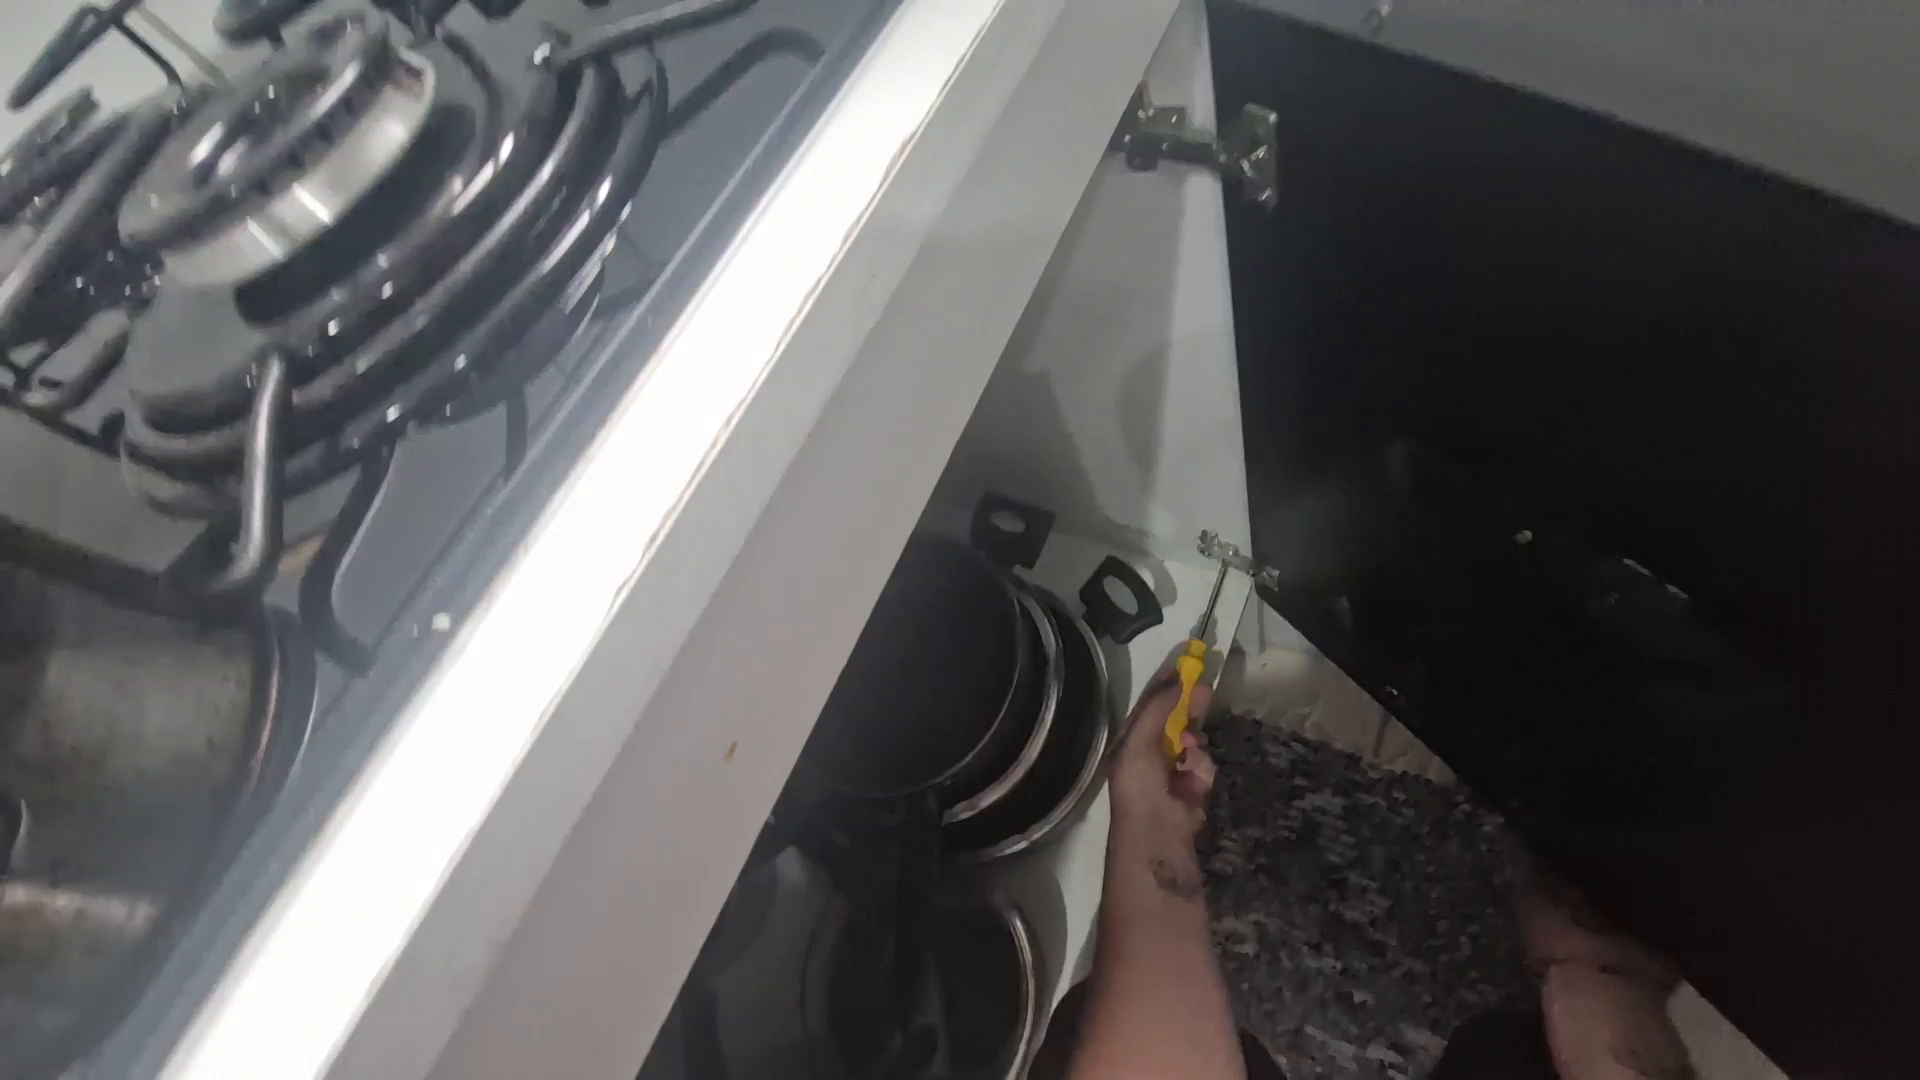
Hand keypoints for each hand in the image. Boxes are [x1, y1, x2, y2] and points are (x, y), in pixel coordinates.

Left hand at [1110, 676, 1218, 843]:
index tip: (1186, 668)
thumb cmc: (1140, 788)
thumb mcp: (1139, 743)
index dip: (1165, 688)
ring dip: (1196, 746)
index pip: (1148, 708)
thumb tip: (1175, 677)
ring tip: (1194, 753)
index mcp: (1129, 744)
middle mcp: (1147, 757)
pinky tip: (1196, 784)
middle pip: (1172, 723)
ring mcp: (1170, 776)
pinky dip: (1202, 773)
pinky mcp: (1192, 794)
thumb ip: (1157, 709)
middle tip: (1207, 690)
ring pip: (1192, 746)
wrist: (1158, 842)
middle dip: (1188, 708)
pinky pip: (1202, 770)